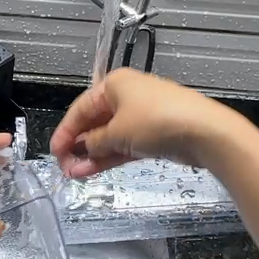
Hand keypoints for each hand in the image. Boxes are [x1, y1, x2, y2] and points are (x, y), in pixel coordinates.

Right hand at [49, 69, 250, 177]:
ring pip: (108, 137)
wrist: (204, 133)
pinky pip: (123, 145)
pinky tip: (92, 170)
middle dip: (78, 146)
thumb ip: (93, 143)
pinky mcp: (153, 135)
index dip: (65, 132)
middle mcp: (126, 97)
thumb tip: (80, 150)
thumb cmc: (157, 121)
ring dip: (91, 156)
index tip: (54, 153)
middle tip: (65, 167)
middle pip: (94, 123)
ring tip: (75, 174)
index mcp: (114, 84)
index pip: (80, 109)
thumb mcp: (117, 132)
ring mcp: (141, 116)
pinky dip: (109, 157)